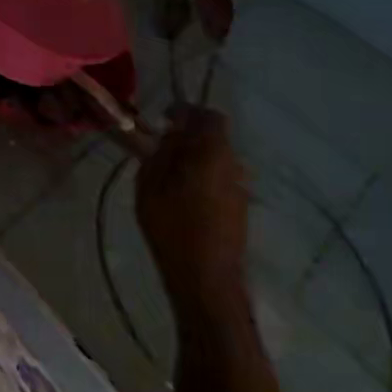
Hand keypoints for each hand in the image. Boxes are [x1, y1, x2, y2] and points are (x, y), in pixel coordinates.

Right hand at [135, 103, 250, 325]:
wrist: (207, 280)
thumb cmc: (172, 225)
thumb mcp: (151, 182)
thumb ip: (161, 151)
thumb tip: (171, 133)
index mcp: (212, 151)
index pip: (207, 115)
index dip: (185, 112)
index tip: (163, 120)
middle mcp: (233, 164)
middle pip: (214, 137)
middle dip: (189, 136)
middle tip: (161, 146)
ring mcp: (240, 189)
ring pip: (217, 159)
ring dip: (196, 158)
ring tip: (169, 174)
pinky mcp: (240, 210)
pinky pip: (220, 179)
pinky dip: (203, 177)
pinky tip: (183, 197)